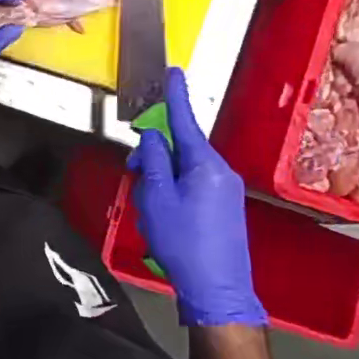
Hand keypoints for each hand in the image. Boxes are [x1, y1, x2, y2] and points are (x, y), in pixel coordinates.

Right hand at [127, 68, 266, 327]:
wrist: (217, 287)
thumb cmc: (182, 241)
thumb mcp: (157, 198)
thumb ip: (152, 162)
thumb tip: (153, 136)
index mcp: (205, 164)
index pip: (185, 122)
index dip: (175, 97)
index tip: (173, 72)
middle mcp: (220, 171)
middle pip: (180, 149)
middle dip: (153, 157)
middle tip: (133, 176)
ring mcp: (225, 190)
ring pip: (182, 171)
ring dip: (159, 182)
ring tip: (150, 212)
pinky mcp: (224, 208)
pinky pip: (191, 188)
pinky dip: (171, 195)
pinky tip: (162, 220)